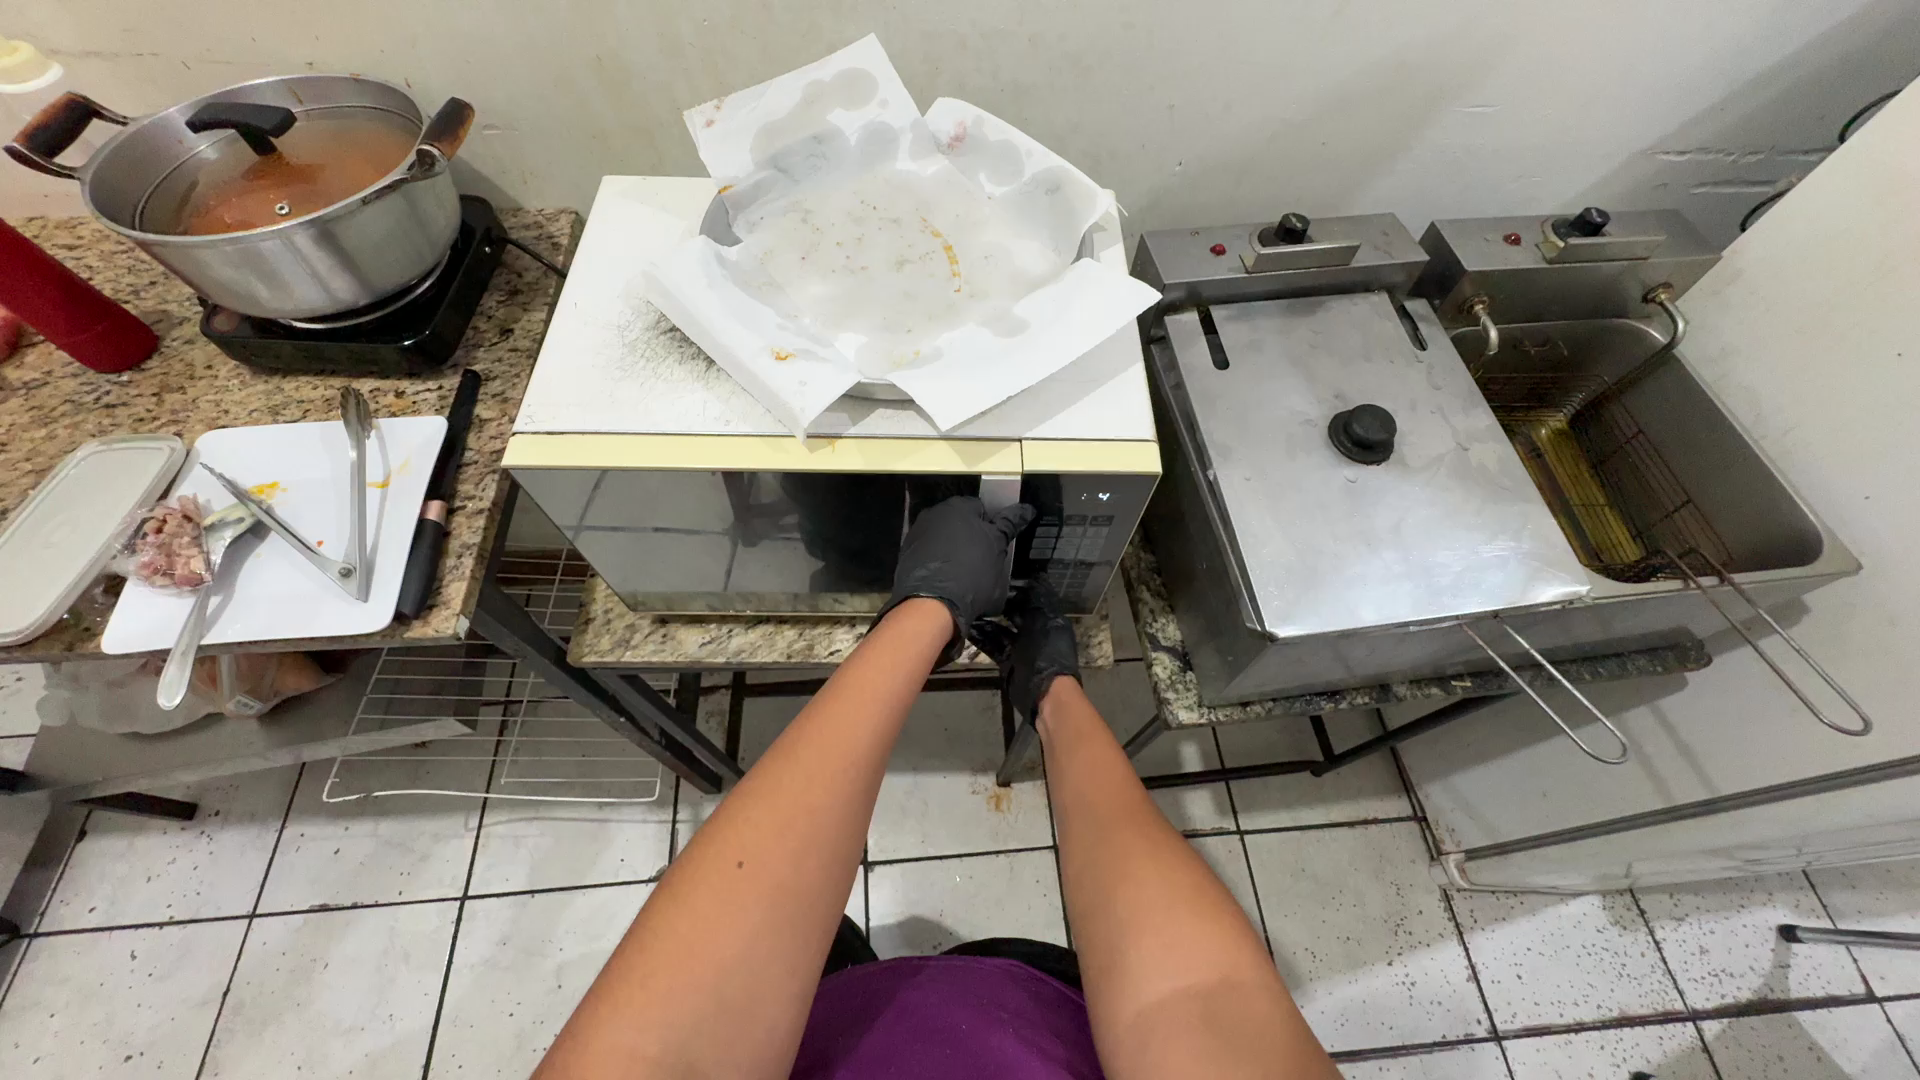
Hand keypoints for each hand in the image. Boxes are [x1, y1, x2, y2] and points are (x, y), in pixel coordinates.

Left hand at [877, 496, 1034, 665]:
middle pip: (960, 522)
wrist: (932, 604)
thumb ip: (1009, 525)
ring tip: (962, 574)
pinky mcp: (906, 555)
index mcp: (959, 506)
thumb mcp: (999, 548)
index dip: (992, 528)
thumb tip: (1026, 509)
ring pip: (943, 539)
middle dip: (970, 537)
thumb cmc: (972, 572)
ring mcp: (917, 533)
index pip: (982, 509)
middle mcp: (934, 513)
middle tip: (982, 561)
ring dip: (952, 550)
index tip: (996, 547)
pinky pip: (929, 554)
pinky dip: (937, 563)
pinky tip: (945, 580)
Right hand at [970, 581, 1080, 722]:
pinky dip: (982, 639)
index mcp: (1047, 621)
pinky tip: (968, 629)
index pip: (1030, 599)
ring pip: (1000, 630)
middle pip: (1013, 614)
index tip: (997, 578)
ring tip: (968, 610)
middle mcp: (1034, 632)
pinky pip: (993, 646)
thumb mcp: (1046, 622)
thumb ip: (1038, 602)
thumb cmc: (1048, 654)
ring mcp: (1020, 648)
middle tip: (978, 592)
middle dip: (999, 605)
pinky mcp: (1008, 662)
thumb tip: (1034, 578)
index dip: (1016, 589)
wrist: (1045, 693)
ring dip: (986, 622)